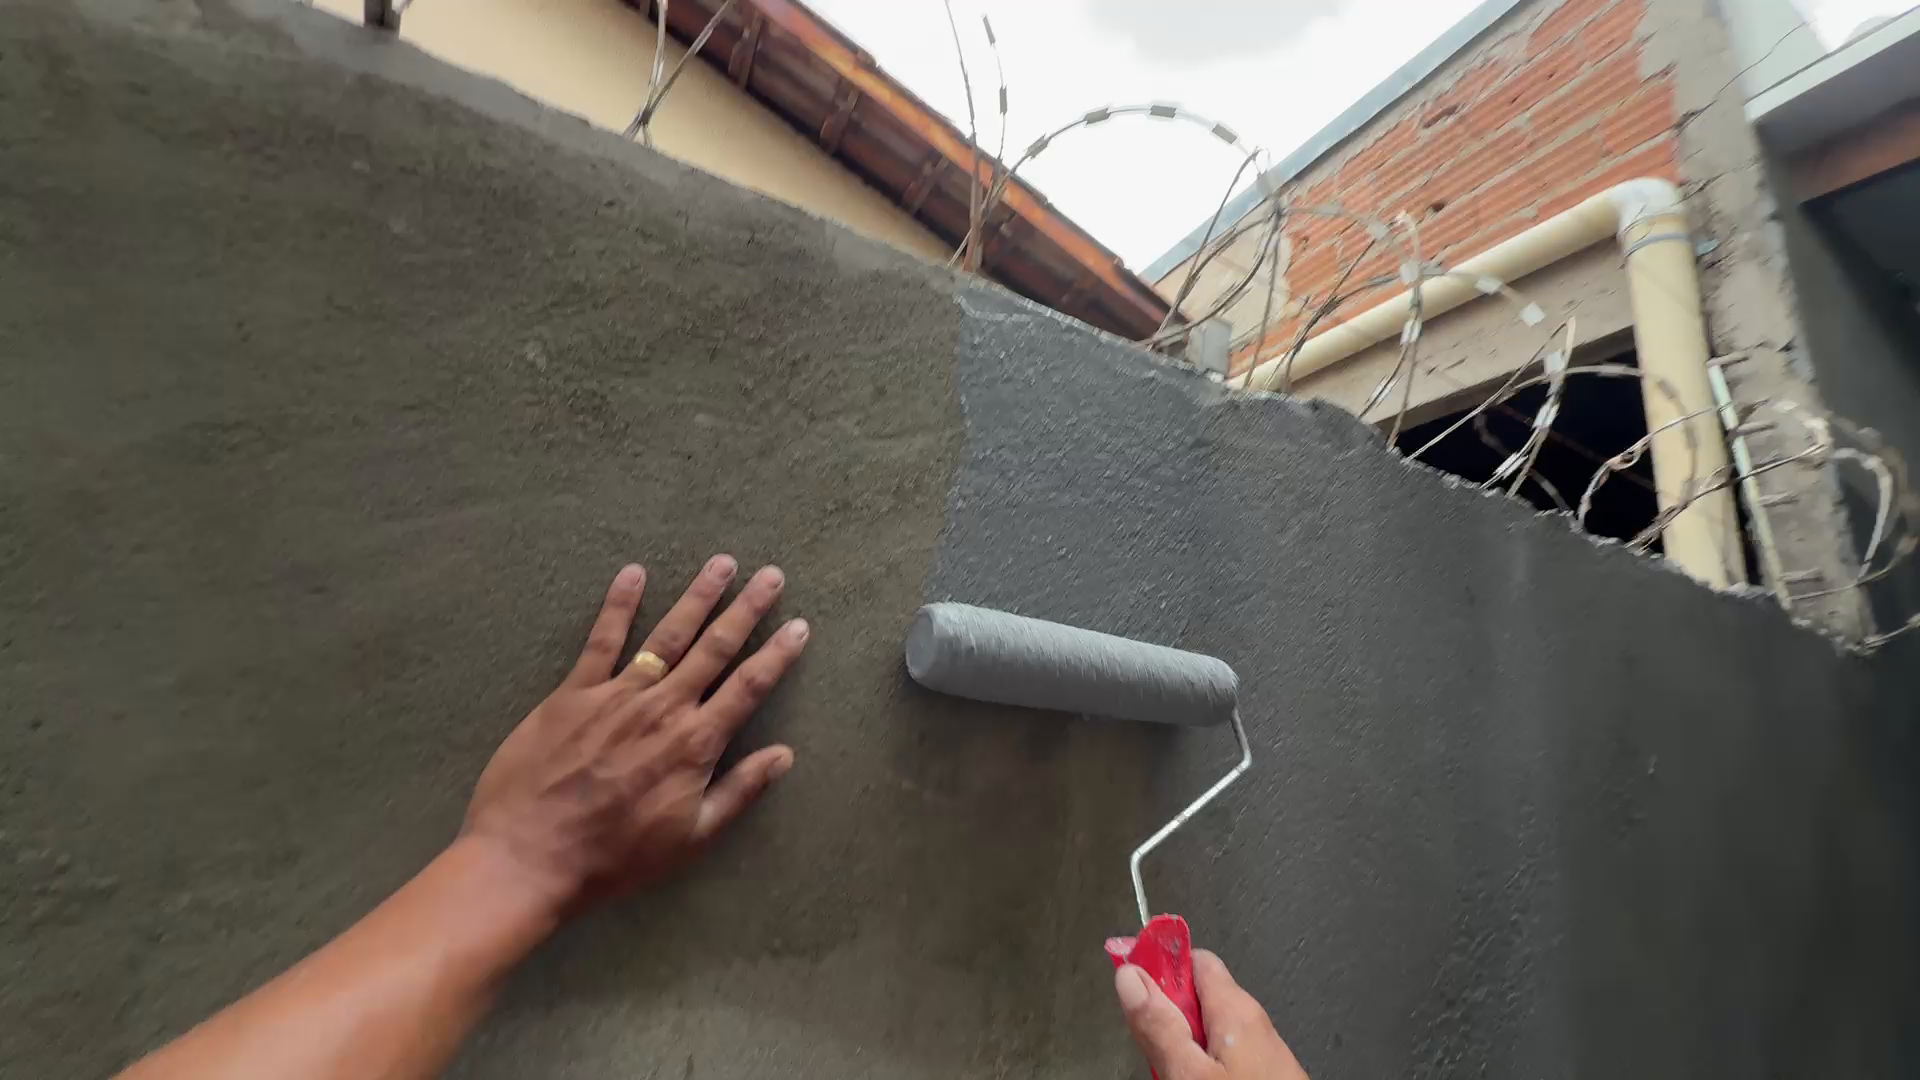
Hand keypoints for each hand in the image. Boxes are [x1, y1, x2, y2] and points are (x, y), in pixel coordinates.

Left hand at [461, 556, 807, 914]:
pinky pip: (601, 641)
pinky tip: (634, 573)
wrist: (526, 861)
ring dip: (698, 596)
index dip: (778, 654)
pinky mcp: (574, 693)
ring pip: (669, 635)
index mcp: (696, 743)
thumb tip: (785, 754)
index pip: (749, 686)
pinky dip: (619, 605)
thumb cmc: (616, 857)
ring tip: (722, 563)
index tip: (800, 626)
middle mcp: (664, 707)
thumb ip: (741, 791)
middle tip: (771, 575)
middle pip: (716, 648)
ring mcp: (618, 695)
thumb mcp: (692, 837)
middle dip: (747, 608)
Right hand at [1114, 949, 1309, 1079]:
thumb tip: (1129, 973)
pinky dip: (1207, 1072)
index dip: (1160, 966)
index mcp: (1237, 1008)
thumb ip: (1157, 1024)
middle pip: (1200, 1000)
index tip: (1132, 986)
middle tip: (1155, 1055)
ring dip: (1186, 1051)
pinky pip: (1230, 1064)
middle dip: (1170, 1020)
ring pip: (1212, 1037)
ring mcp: (1269, 1059)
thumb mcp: (1188, 1076)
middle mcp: (1256, 1025)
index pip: (1193, 958)